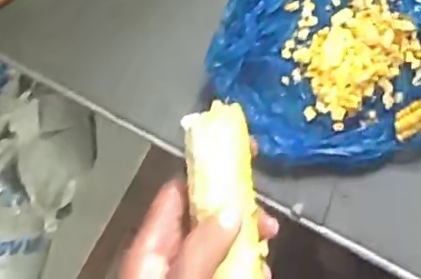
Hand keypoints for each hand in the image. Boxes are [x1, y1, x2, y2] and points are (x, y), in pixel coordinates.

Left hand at [116, 177, 279, 278]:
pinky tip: (257, 273)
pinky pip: (216, 271)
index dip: (212, 167)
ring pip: (214, 246)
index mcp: (150, 248)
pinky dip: (239, 268)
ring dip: (244, 243)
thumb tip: (232, 206)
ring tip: (268, 253)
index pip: (179, 189)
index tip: (250, 155)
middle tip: (270, 222)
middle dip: (239, 212)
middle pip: (202, 216)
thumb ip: (203, 247)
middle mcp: (161, 261)